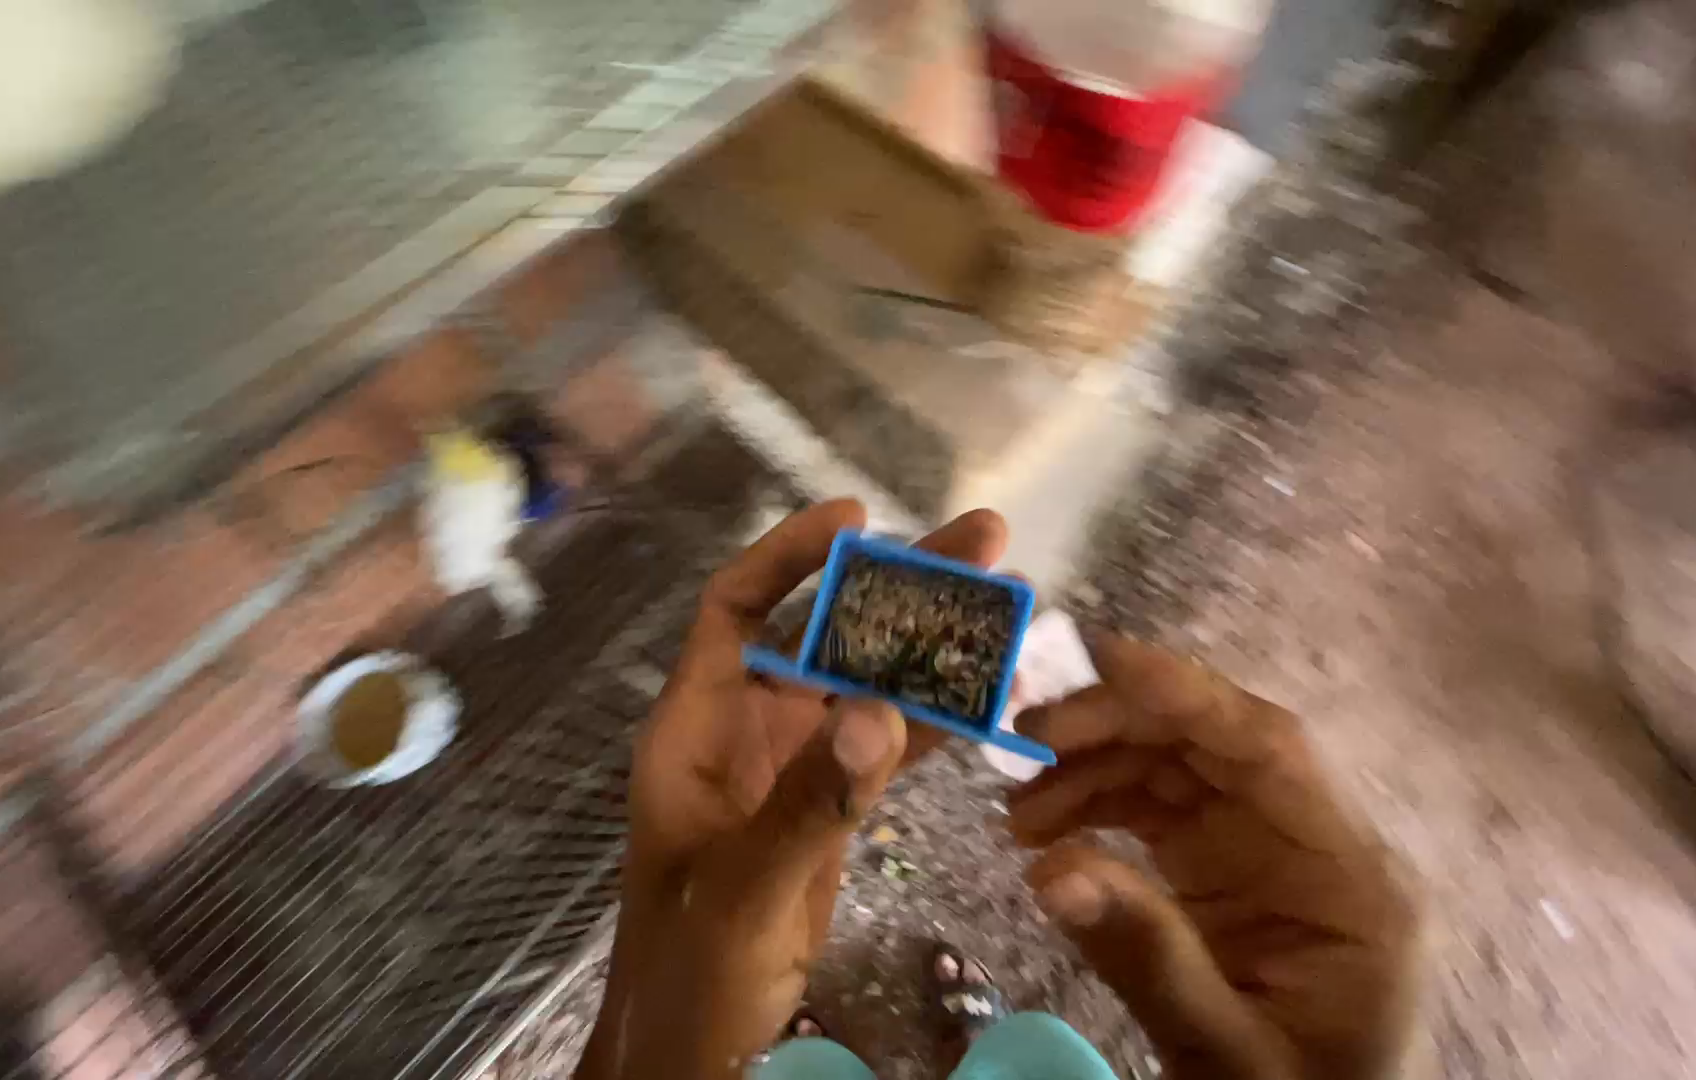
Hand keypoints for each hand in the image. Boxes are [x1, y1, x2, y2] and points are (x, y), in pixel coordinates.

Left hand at [576, 500, 1009, 1079]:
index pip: (737, 607)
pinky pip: (890, 743)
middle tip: (981, 543)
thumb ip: (805, 805)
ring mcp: (795, 761)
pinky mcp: (831, 800)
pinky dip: (938, 720)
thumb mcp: (739, 888)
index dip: (789, 554)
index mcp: (698, 722)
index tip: (856, 518)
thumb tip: (879, 714)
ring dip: (932, 646)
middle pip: (827, 632)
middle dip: (898, 587)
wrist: (696, 1045)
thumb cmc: (688, 968)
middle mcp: (749, 724)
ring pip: (869, 682)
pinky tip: (993, 694)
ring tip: (1007, 603)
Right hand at [1010, 634, 1420, 1079]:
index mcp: (1347, 871)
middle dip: (1109, 723)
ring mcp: (1256, 839)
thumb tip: (1049, 871)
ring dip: (1086, 765)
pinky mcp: (1216, 853)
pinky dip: (1089, 799)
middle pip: (1203, 738)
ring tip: (1016, 812)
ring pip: (1165, 759)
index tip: (1094, 657)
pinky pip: (1147, 797)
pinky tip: (1042, 830)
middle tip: (1023, 737)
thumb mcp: (1229, 1053)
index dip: (1183, 690)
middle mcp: (1304, 833)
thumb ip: (1149, 958)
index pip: (1268, 745)